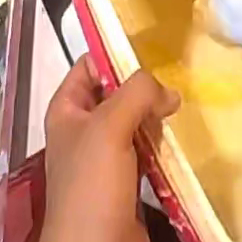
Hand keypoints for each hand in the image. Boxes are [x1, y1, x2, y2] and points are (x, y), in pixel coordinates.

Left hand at [40, 57, 178, 241]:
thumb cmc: (91, 186)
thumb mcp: (110, 126)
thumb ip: (138, 92)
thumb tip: (169, 93)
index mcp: (67, 109)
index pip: (90, 63)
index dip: (116, 55)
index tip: (149, 56)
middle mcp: (83, 127)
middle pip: (117, 90)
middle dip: (143, 89)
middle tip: (167, 91)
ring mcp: (104, 155)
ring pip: (134, 118)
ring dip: (154, 117)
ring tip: (173, 116)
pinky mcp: (125, 179)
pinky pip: (145, 148)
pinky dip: (159, 143)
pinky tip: (174, 141)